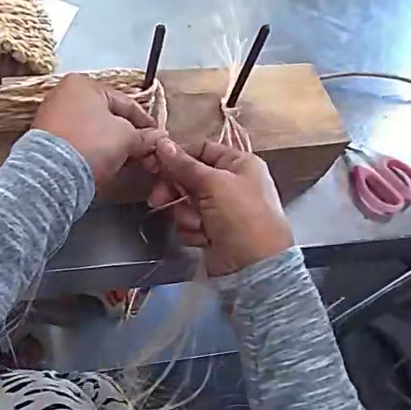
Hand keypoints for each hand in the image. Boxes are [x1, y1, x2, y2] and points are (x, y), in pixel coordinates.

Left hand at [31, 74, 155, 187]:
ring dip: (114, 143)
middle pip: (109, 115)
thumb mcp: (126, 138)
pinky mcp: (47, 139)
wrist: (53, 173)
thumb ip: (144, 136)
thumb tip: (159, 137)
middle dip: (130, 135)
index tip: (159, 137)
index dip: (146, 121)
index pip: (126, 102)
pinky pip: (80, 140)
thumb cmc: (92, 144)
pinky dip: (96, 149)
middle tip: (146, 152)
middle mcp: (65, 94)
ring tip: (130, 159)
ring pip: (95, 129)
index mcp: (85, 84)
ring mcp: (53, 116)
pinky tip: (108, 162)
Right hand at [142, 132, 293, 275]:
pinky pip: (190, 223)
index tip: (156, 163)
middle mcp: (231, 183)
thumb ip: (184, 165)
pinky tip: (203, 238)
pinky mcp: (213, 231)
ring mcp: (222, 209)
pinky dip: (192, 230)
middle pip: (190, 178)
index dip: (179, 157)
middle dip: (176, 191)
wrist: (254, 265)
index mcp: (239, 164)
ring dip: (186, 214)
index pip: (202, 150)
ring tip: (198, 224)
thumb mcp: (213, 183)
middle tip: (160, 199)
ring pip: (186, 202)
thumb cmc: (242, 217)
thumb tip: (162, 143)